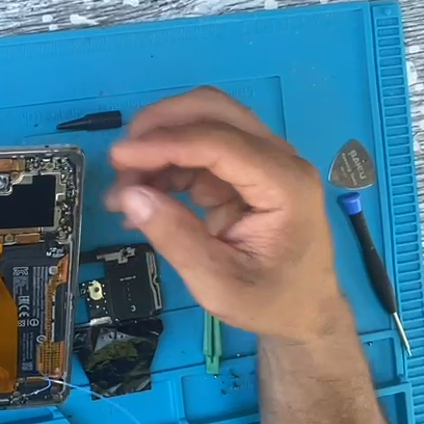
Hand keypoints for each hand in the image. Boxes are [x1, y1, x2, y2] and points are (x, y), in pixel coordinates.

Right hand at [105, 87, 346, 342]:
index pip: (219, 143)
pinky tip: (139, 197)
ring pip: (203, 123)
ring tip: (122, 190)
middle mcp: (278, 160)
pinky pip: (197, 152)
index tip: (119, 156)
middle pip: (215, 110)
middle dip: (161, 124)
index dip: (165, 144)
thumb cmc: (271, 302)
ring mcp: (261, 162)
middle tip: (120, 157)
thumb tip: (129, 195)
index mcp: (284, 185)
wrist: (304, 313)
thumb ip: (176, 238)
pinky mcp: (242, 172)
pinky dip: (164, 166)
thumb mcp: (219, 284)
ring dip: (158, 146)